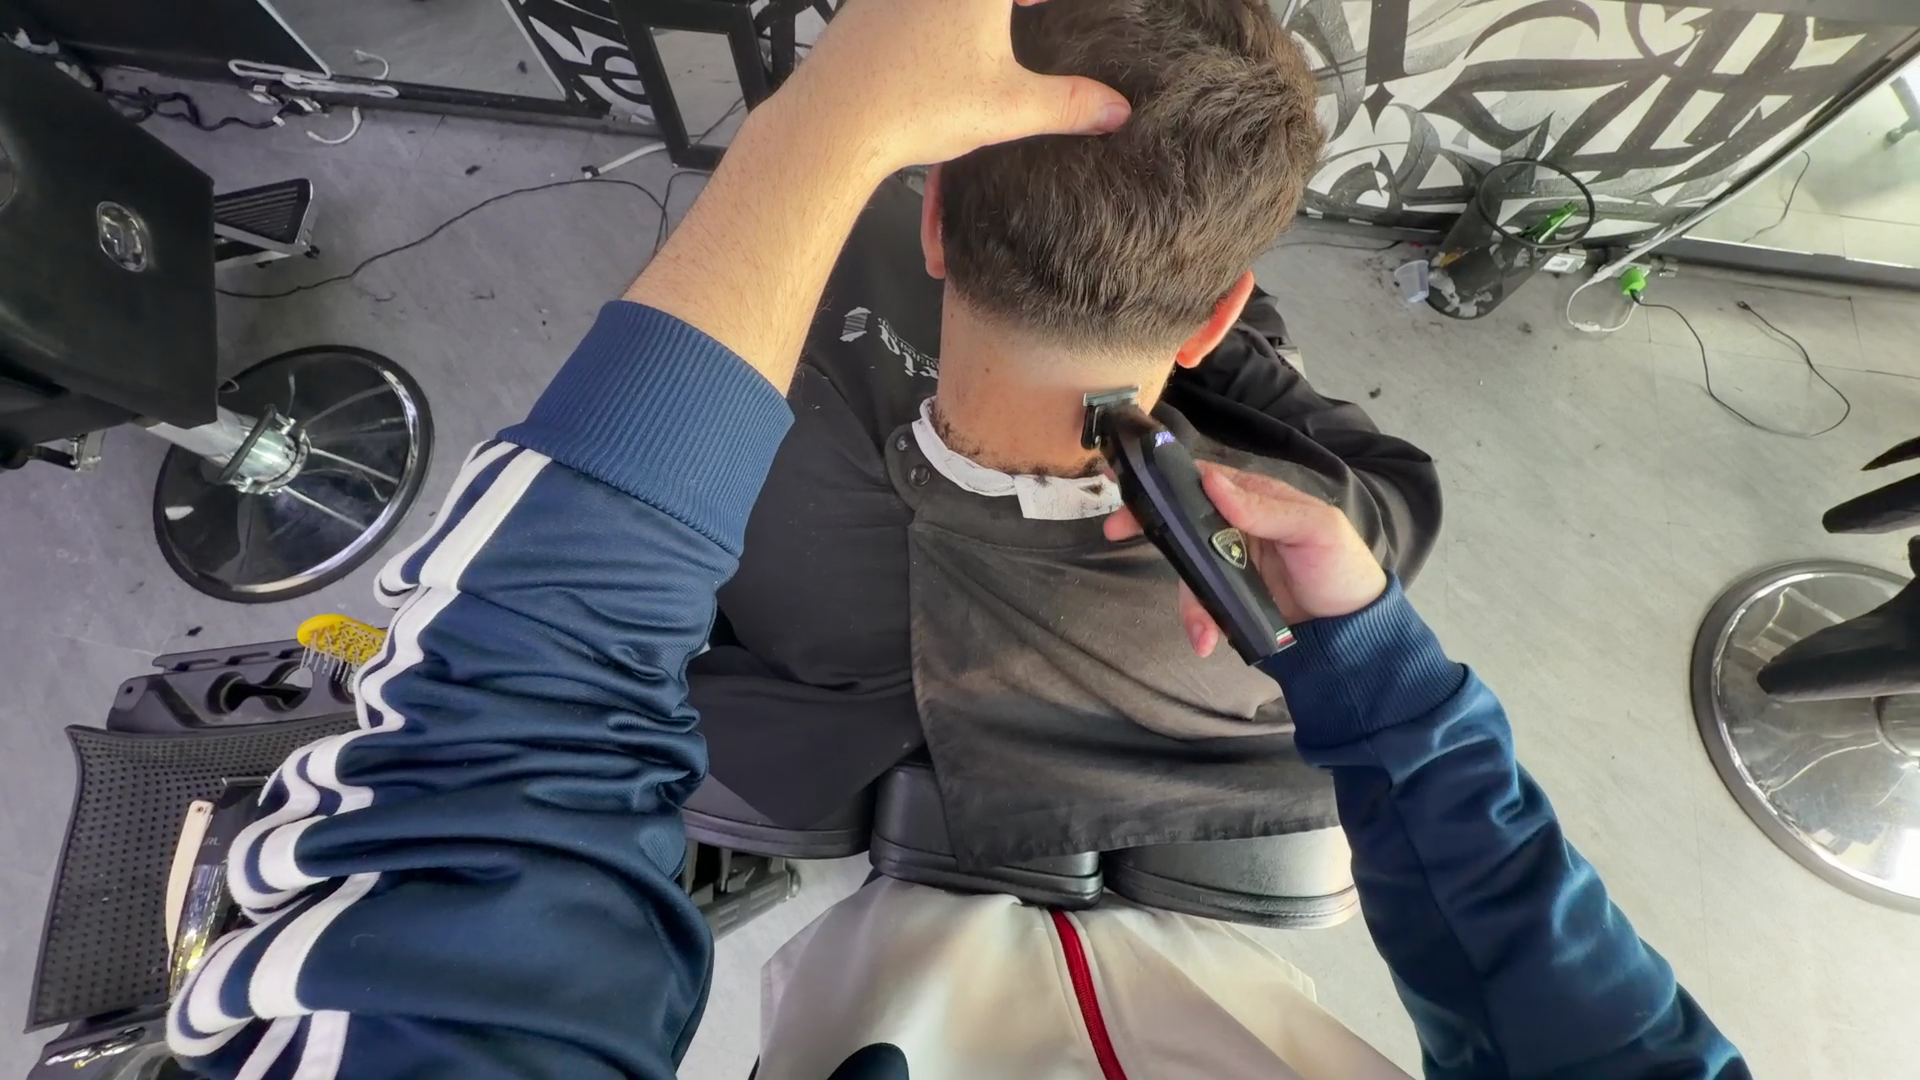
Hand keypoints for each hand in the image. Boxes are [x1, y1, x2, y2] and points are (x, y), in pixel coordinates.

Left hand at [782, 0, 1130, 173]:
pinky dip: (945, 16)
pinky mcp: (873, 2)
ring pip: (958, 2)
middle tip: (1036, 14)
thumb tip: (1114, 110)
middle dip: (1018, 5)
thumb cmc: (919, 103)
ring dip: (985, 10)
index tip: (1046, 15)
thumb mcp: (1008, 106)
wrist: (839, 117)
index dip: (1040, 5)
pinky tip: (949, 43)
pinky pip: (923, 6)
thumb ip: (1067, 104)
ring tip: (1007, 23)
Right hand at [1103, 463, 1387, 657]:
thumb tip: (1212, 482)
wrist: (1353, 629)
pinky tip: (1207, 640)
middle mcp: (1232, 525)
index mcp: (1252, 497)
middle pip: (1179, 520)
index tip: (1131, 483)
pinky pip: (1199, 602)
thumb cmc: (1341, 565)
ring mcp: (1225, 561)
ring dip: (1188, 600)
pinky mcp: (1224, 595)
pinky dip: (1198, 622)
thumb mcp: (1315, 529)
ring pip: (1185, 569)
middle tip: (1115, 531)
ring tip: (1203, 631)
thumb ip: (1265, 507)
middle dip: (1148, 526)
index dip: (1163, 479)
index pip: (1200, 479)